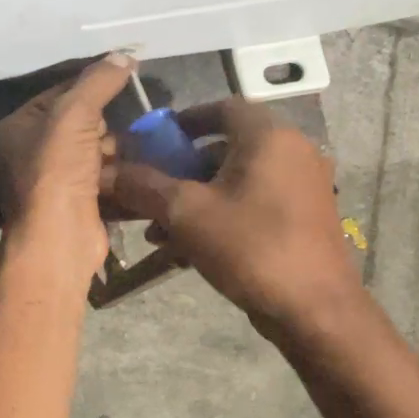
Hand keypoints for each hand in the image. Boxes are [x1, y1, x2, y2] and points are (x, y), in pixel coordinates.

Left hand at [0, 53, 135, 282]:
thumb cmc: (56, 169)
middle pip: (75, 124)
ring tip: (145, 140)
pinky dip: (120, 172)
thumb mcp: (75, 114)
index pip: (56, 94)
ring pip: (91, 152)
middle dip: (104, 123)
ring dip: (116, 148)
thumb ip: (97, 82)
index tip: (123, 75)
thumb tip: (123, 55)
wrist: (59, 236)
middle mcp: (26, 154)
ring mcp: (49, 182)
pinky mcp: (73, 205)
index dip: (88, 84)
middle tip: (129, 119)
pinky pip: (101, 178)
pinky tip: (144, 164)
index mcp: (14, 129)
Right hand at [104, 97, 361, 333]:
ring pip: (235, 180)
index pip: (221, 107)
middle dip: (180, 170)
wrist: (315, 310)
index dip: (183, 121)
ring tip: (158, 230)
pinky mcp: (302, 218)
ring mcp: (301, 187)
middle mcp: (291, 152)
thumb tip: (103, 173)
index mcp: (269, 137)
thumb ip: (143, 187)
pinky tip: (187, 249)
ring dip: (194, 199)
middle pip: (224, 148)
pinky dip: (219, 215)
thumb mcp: (186, 213)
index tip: (151, 142)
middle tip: (147, 191)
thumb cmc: (250, 247)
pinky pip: (252, 203)